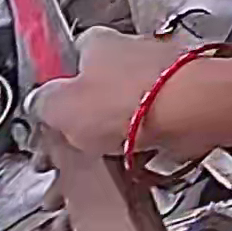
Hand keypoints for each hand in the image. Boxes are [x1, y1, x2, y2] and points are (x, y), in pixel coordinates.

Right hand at [26, 28, 231, 161]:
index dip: (54, 84)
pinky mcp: (180, 102)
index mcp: (102, 44)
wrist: (190, 110)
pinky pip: (144, 131)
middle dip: (69, 129)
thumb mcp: (59, 104)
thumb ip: (43, 101)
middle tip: (51, 159)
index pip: (72, 54)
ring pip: (117, 116)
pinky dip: (124, 156)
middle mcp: (135, 54)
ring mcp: (160, 78)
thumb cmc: (128, 100)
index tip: (42, 112)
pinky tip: (106, 181)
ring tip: (69, 186)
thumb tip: (41, 100)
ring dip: (92, 151)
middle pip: (93, 91)